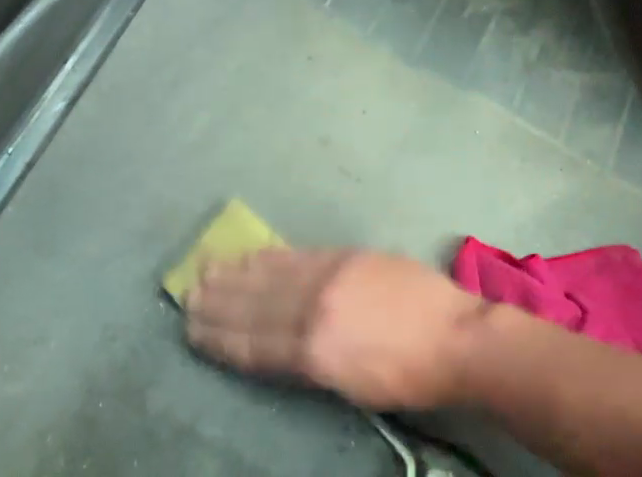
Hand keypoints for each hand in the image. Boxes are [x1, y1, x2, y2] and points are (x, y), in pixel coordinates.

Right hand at [185, 249, 485, 410]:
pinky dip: (270, 257)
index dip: (221, 337)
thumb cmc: (407, 376)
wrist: (455, 336)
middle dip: (218, 303)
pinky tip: (253, 255)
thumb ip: (310, 364)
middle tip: (187, 297)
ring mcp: (329, 278)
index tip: (192, 329)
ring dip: (236, 274)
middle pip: (255, 306)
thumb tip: (280, 347)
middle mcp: (313, 310)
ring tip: (207, 269)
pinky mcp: (346, 257)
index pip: (255, 344)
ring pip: (271, 276)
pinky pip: (298, 256)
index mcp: (313, 350)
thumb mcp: (352, 386)